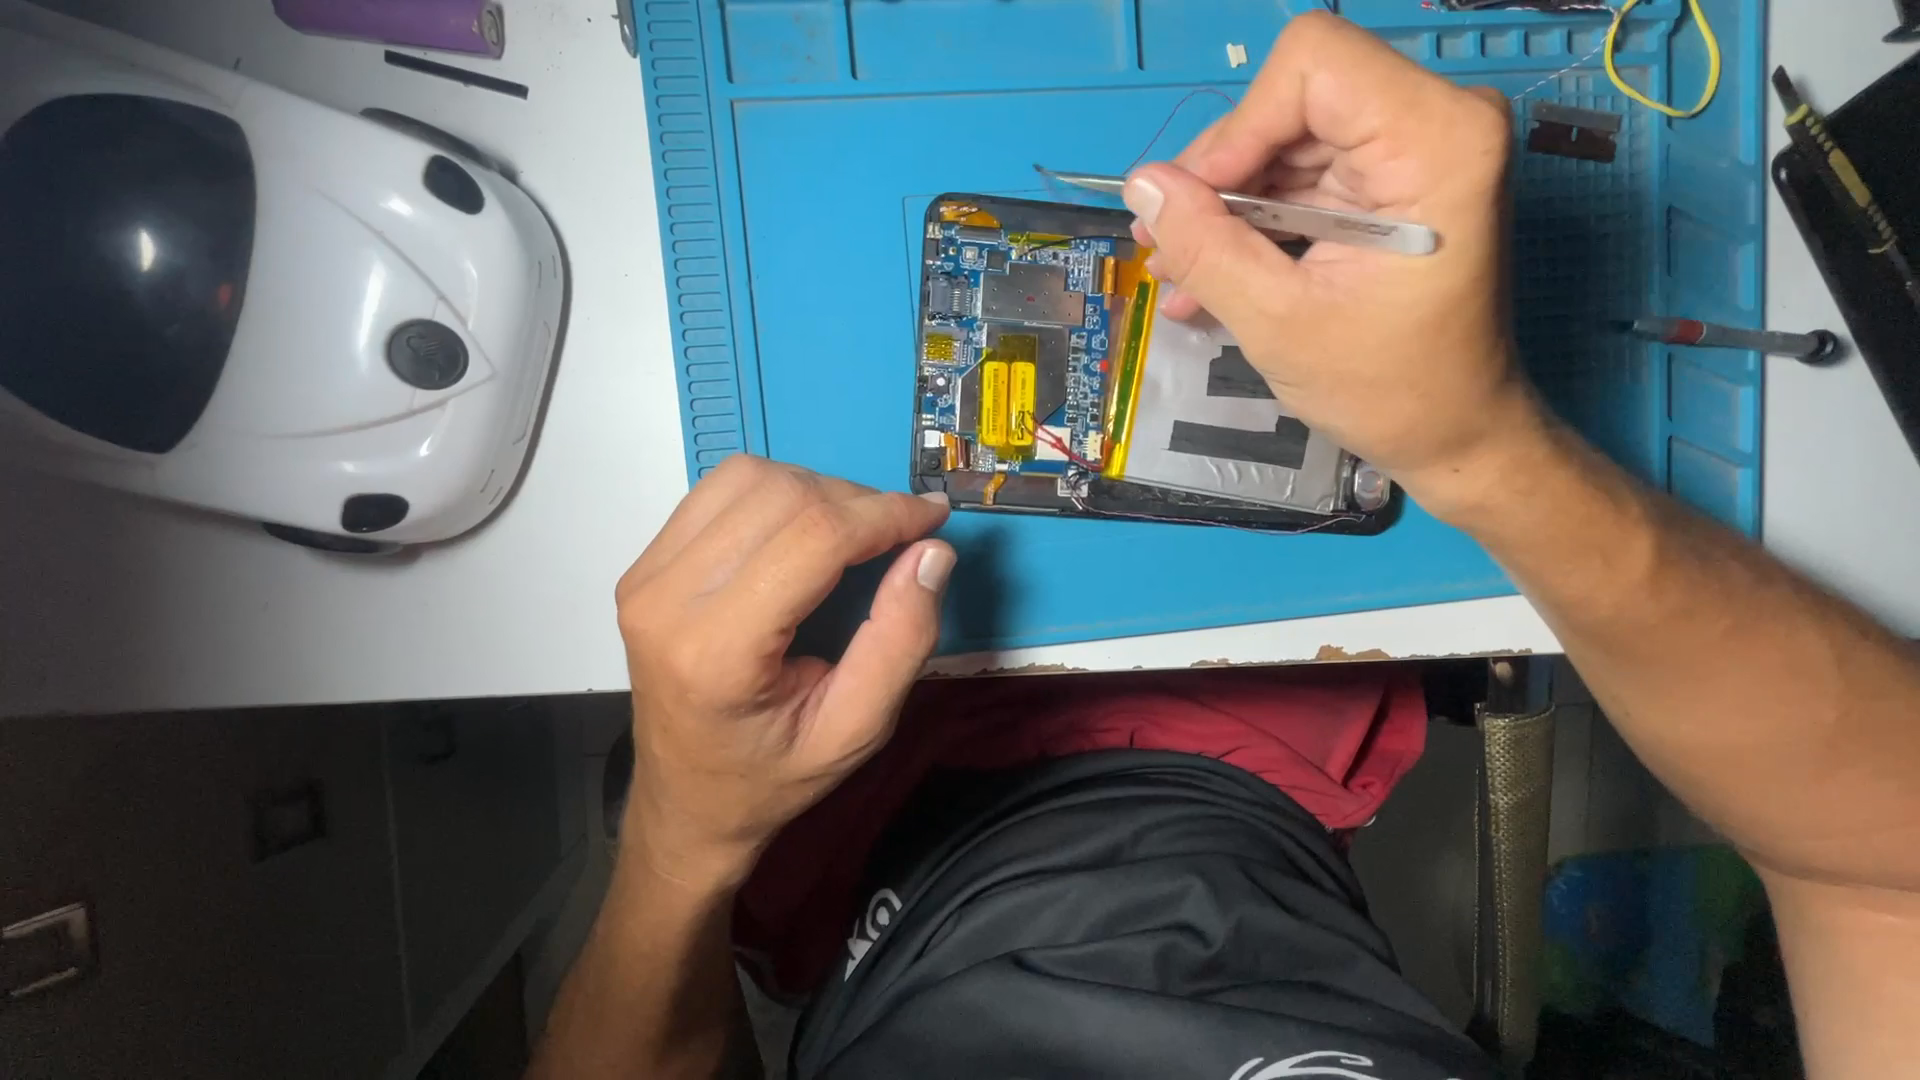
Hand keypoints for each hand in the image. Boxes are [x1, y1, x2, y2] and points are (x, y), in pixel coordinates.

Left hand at [613, 456, 954, 885]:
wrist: (687, 800)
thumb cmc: (773, 776)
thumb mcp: (856, 731)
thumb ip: (900, 641)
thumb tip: (932, 551)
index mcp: (716, 651)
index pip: (812, 538)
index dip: (884, 515)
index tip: (932, 519)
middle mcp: (667, 598)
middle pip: (782, 496)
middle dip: (858, 502)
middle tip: (899, 536)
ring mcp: (647, 574)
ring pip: (749, 478)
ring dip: (818, 490)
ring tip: (855, 532)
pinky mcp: (645, 563)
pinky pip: (720, 489)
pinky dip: (778, 492)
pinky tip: (804, 529)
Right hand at [1122, 13, 1542, 514]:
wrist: (1452, 433)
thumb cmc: (1387, 389)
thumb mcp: (1280, 323)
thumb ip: (1207, 248)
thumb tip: (1140, 185)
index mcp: (1433, 140)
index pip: (1310, 65)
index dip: (1238, 131)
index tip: (1197, 208)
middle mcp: (1430, 124)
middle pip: (1289, 104)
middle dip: (1218, 178)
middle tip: (1169, 249)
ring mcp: (1406, 155)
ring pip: (1280, 144)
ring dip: (1221, 212)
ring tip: (1181, 275)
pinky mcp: (1384, 189)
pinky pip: (1295, 182)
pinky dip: (1246, 228)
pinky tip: (1207, 279)